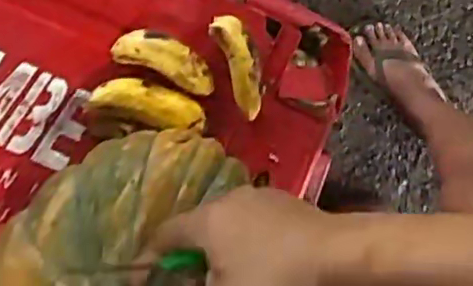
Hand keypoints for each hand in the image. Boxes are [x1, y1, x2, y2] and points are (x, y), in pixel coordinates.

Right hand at [150, 188, 339, 285]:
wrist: (333, 254)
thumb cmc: (271, 280)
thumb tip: (188, 278)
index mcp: (209, 217)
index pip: (163, 234)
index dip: (147, 262)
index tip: (140, 282)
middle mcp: (231, 197)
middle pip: (194, 227)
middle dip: (184, 259)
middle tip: (182, 283)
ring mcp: (260, 196)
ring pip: (223, 224)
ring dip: (213, 252)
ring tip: (216, 277)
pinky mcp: (282, 204)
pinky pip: (248, 223)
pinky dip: (239, 244)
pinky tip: (249, 266)